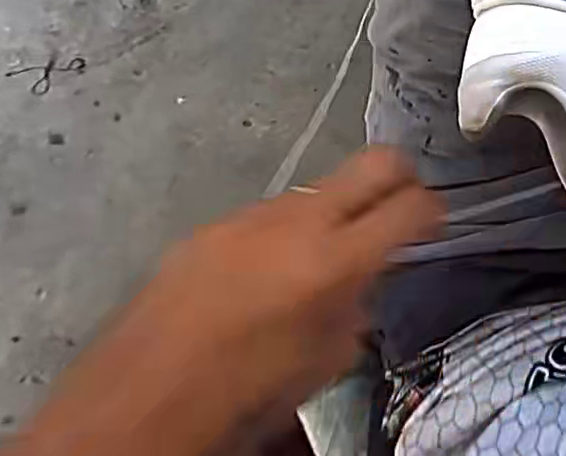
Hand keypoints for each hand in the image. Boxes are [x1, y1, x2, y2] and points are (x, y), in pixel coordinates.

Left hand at [4, 147, 443, 455]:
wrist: (128, 406)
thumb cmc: (238, 397)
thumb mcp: (321, 363)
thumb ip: (358, 304)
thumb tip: (369, 274)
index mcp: (332, 262)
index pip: (410, 206)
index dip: (434, 209)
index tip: (436, 221)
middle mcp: (300, 220)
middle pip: (379, 160)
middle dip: (403, 177)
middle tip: (404, 206)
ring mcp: (257, 213)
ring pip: (326, 185)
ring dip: (342, 209)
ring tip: (323, 256)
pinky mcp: (221, 220)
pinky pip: (278, 210)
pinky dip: (293, 229)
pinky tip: (270, 271)